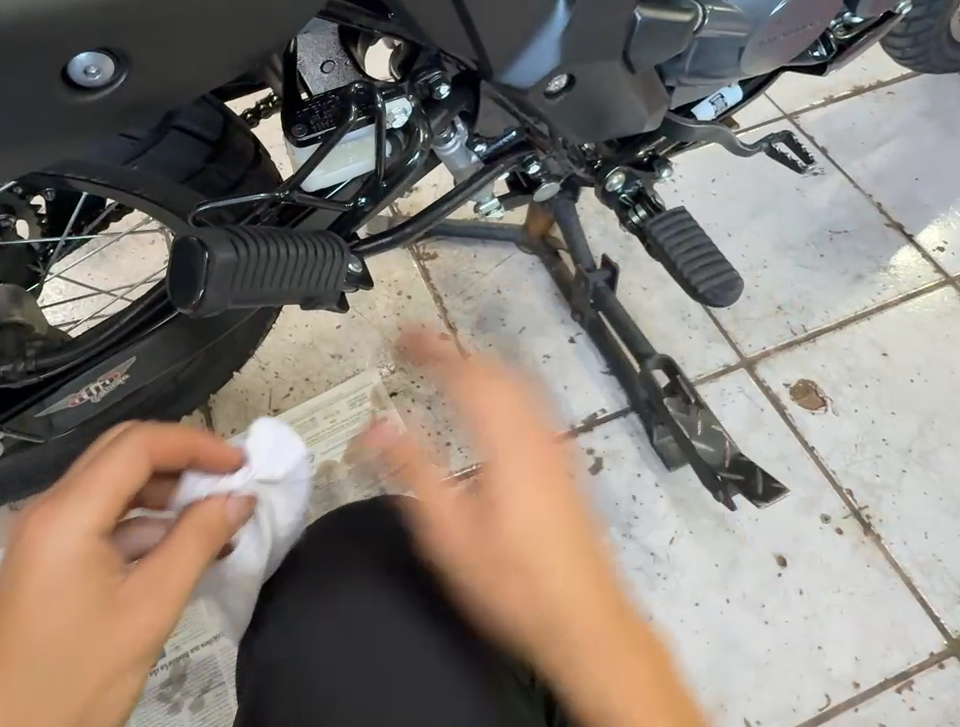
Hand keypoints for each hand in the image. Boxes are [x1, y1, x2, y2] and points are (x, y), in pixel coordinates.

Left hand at [0, 422, 255, 726]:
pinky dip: (143, 524)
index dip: (196, 444)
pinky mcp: (45, 564)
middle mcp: (49, 510)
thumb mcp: (148, 611)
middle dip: (181, 458)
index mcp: (67, 512)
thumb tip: (240, 499)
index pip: (139, 444)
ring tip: (214, 520)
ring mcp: (43, 537)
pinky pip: (100, 520)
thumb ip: (196, 543)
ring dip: (164, 492)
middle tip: (228, 480)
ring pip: (112, 486)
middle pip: (123, 453)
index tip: (242, 465)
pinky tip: (180, 551)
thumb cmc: (72, 683)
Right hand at [362, 330, 705, 726]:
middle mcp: (535, 431)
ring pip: (517, 383)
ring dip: (479, 365)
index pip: (466, 375)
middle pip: (495, 370)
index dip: (432, 350)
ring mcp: (555, 445)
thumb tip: (374, 425)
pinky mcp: (564, 462)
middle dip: (453, 350)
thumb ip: (411, 470)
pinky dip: (501, 384)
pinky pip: (530, 400)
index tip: (403, 338)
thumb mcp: (448, 531)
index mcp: (504, 440)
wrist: (585, 620)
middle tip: (416, 345)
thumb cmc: (511, 579)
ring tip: (445, 364)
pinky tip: (490, 403)